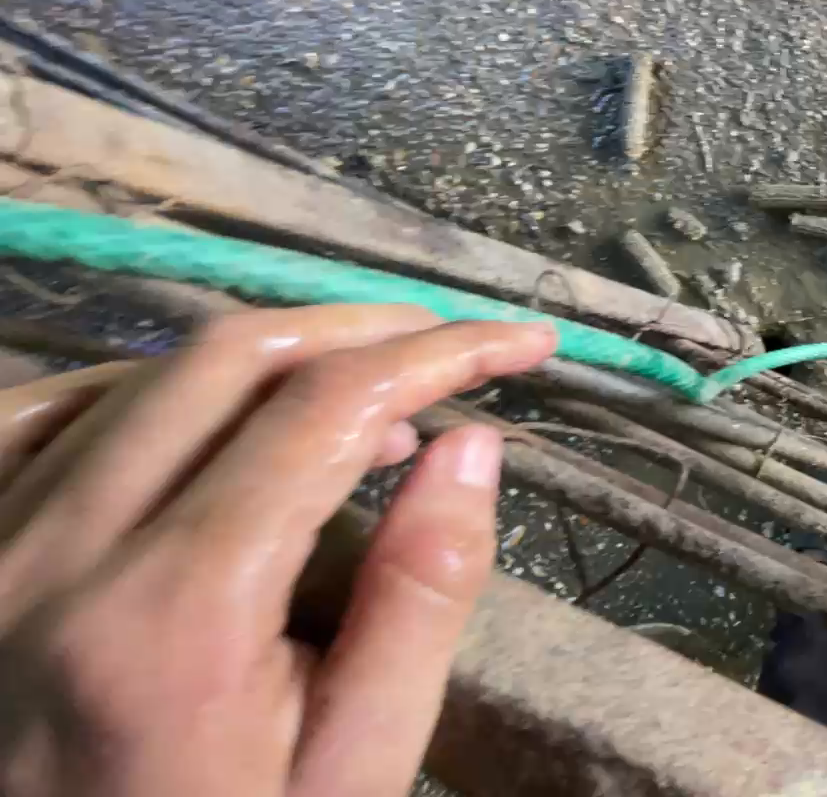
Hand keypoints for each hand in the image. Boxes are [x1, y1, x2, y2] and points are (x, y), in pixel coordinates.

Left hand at [0, 306, 555, 796]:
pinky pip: (43, 411)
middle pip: (237, 359)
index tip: (526, 343)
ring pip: (148, 371)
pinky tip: (229, 415)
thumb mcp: (363, 749)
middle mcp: (48, 558)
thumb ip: (425, 592)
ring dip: (290, 355)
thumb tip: (473, 444)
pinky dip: (165, 383)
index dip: (449, 350)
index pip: (333, 405)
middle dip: (376, 329)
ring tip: (371, 400)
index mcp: (173, 611)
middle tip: (458, 350)